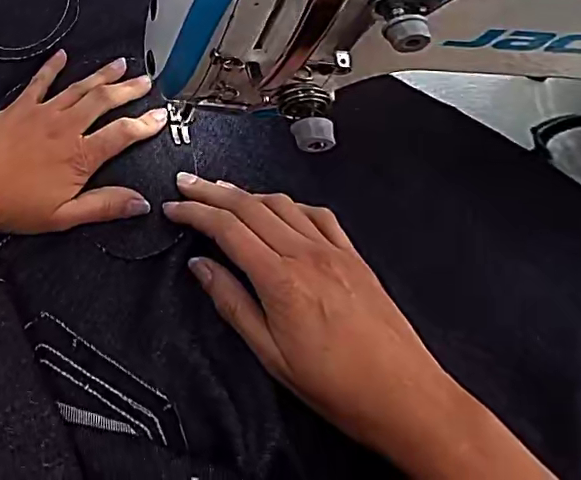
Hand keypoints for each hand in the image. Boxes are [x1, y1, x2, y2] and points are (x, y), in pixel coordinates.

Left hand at [0, 52, 164, 233]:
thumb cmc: (11, 204)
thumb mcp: (62, 215)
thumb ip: (104, 206)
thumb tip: (139, 203)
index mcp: (80, 155)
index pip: (122, 134)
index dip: (146, 124)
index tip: (161, 116)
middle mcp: (66, 128)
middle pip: (105, 102)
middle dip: (129, 90)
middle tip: (145, 81)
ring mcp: (44, 113)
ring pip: (80, 88)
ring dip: (102, 75)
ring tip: (120, 64)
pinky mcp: (21, 107)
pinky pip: (41, 82)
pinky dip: (52, 67)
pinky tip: (62, 55)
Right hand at [165, 175, 553, 479]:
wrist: (407, 396)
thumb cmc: (338, 387)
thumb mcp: (272, 356)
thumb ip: (233, 304)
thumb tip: (201, 268)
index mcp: (280, 278)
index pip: (226, 228)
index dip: (195, 212)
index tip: (173, 207)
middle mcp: (305, 252)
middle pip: (248, 205)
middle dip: (211, 191)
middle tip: (186, 183)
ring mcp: (332, 248)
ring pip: (280, 203)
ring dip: (247, 193)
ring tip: (223, 193)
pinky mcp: (352, 254)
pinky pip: (317, 214)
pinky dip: (290, 204)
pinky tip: (281, 210)